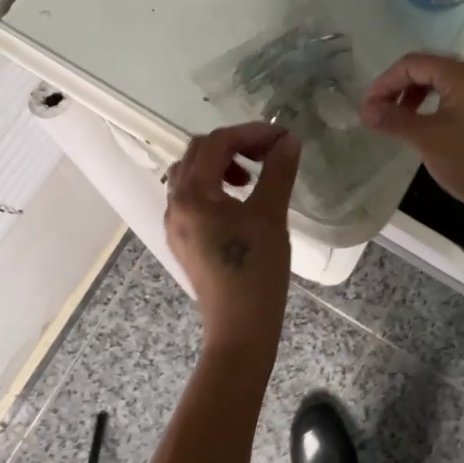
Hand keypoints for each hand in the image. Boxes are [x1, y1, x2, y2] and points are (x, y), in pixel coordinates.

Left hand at [164, 122, 300, 351]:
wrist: (240, 330)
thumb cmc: (255, 270)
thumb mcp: (270, 214)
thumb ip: (278, 171)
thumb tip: (288, 140)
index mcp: (192, 194)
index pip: (216, 143)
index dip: (250, 133)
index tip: (281, 138)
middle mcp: (175, 204)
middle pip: (198, 153)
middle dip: (234, 144)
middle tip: (268, 152)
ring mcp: (176, 225)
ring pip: (191, 174)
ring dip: (221, 163)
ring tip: (252, 177)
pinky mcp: (184, 241)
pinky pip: (192, 197)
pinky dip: (214, 185)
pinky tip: (240, 202)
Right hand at [361, 53, 463, 222]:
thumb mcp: (426, 138)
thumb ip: (394, 119)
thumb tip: (365, 109)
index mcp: (463, 75)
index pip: (414, 64)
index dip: (386, 81)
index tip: (369, 106)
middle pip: (428, 68)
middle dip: (399, 86)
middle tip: (380, 110)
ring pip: (441, 83)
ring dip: (414, 96)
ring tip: (398, 118)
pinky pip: (453, 97)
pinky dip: (432, 105)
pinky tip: (423, 124)